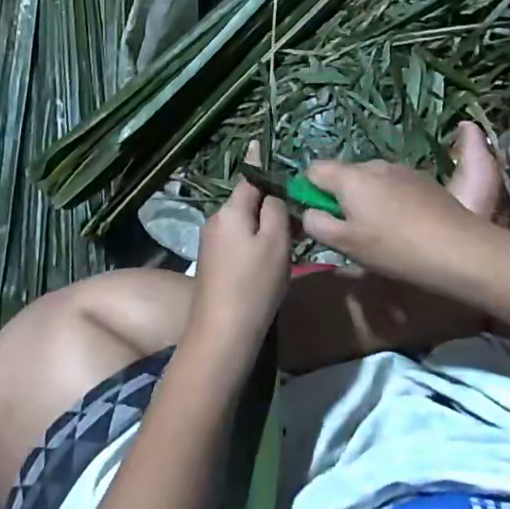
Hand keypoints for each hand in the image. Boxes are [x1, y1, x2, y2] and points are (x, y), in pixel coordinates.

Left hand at [190, 178, 291, 343]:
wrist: (223, 330)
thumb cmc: (254, 283)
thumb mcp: (276, 241)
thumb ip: (276, 210)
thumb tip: (272, 196)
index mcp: (229, 210)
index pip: (251, 179)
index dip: (271, 178)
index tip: (290, 183)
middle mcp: (215, 220)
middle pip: (247, 202)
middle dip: (271, 207)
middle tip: (299, 221)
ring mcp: (210, 242)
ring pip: (243, 223)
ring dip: (264, 227)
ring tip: (289, 242)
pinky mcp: (211, 262)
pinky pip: (237, 241)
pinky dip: (254, 243)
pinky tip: (269, 261)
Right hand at [301, 132, 502, 297]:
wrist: (459, 249)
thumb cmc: (394, 248)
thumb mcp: (344, 243)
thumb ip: (316, 223)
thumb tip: (310, 211)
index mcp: (350, 177)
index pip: (314, 169)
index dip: (311, 190)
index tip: (323, 215)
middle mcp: (374, 165)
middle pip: (345, 174)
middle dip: (342, 195)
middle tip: (353, 229)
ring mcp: (402, 170)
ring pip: (371, 180)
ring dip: (368, 198)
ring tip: (382, 230)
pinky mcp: (425, 181)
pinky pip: (395, 185)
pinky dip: (391, 200)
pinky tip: (405, 226)